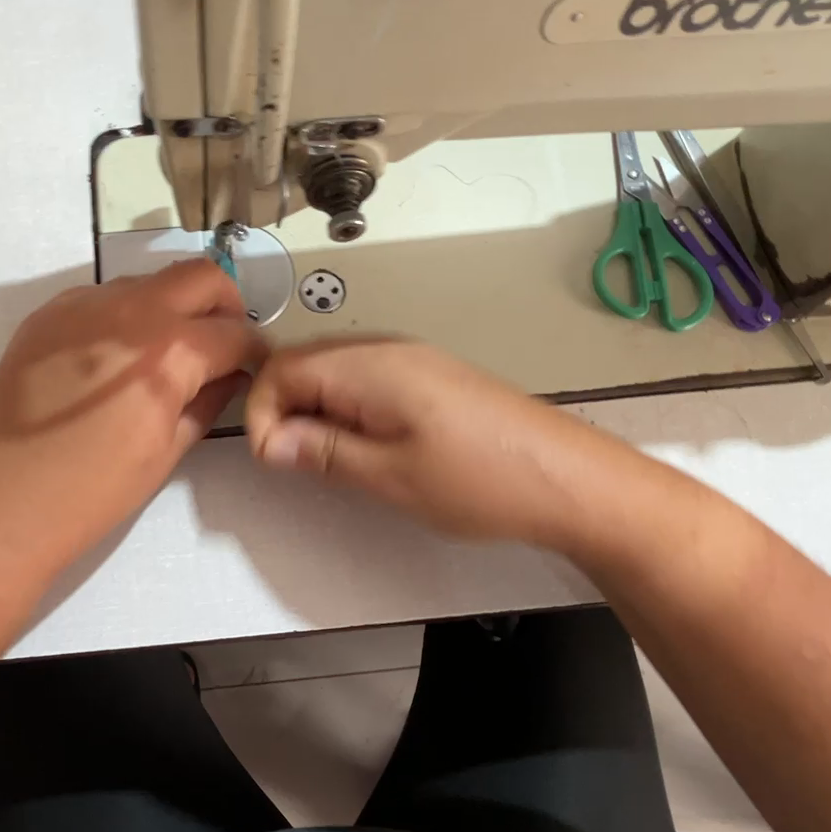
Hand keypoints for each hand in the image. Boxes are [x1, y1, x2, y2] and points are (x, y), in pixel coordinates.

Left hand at [0, 259, 265, 579]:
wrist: (5, 499)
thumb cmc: (94, 490)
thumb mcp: (168, 451)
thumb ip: (208, 402)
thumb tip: (231, 376)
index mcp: (169, 352)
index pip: (234, 333)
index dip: (254, 350)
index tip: (255, 365)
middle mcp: (130, 312)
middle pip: (201, 277)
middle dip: (225, 304)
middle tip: (222, 341)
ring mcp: (83, 306)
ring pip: (149, 282)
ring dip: (172, 306)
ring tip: (165, 353)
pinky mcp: (48, 314)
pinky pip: (103, 297)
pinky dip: (125, 315)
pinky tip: (115, 358)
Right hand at [244, 338, 637, 549]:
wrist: (569, 479)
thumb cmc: (480, 481)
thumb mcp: (389, 476)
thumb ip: (322, 452)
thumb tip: (268, 440)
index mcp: (371, 367)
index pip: (281, 369)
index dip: (261, 412)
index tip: (274, 461)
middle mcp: (387, 350)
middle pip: (304, 364)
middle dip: (284, 411)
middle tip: (297, 465)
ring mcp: (412, 360)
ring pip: (334, 374)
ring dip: (315, 413)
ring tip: (330, 461)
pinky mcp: (430, 377)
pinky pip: (365, 382)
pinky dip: (346, 411)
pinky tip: (365, 447)